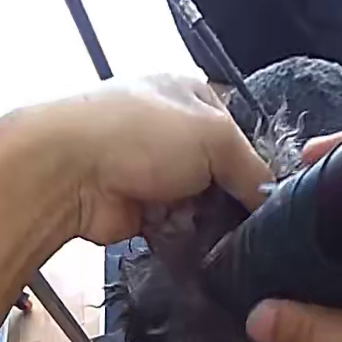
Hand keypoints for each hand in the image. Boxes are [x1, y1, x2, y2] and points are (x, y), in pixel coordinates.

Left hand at [18, 75, 271, 244]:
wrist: (71, 173)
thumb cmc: (141, 135)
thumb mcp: (214, 136)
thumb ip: (252, 168)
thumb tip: (270, 201)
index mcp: (192, 98)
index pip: (241, 137)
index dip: (255, 168)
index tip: (269, 199)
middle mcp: (175, 134)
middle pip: (224, 177)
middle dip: (233, 201)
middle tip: (247, 224)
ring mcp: (159, 175)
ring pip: (205, 208)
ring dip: (211, 223)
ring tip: (218, 234)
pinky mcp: (147, 212)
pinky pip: (183, 231)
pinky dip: (189, 239)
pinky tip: (195, 244)